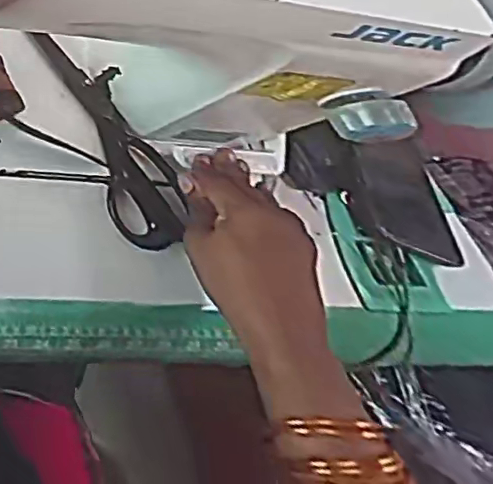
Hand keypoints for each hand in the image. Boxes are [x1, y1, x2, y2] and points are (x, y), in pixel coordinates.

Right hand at [182, 149, 328, 367]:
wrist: (283, 332)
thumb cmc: (242, 294)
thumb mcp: (200, 249)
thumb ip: (196, 215)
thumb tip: (196, 200)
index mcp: (243, 208)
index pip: (214, 179)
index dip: (198, 172)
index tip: (190, 170)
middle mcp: (271, 213)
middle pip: (242, 181)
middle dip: (224, 170)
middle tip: (211, 160)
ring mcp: (291, 230)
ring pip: (262, 196)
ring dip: (245, 185)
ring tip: (232, 178)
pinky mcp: (302, 247)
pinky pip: (278, 215)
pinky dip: (262, 207)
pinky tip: (255, 211)